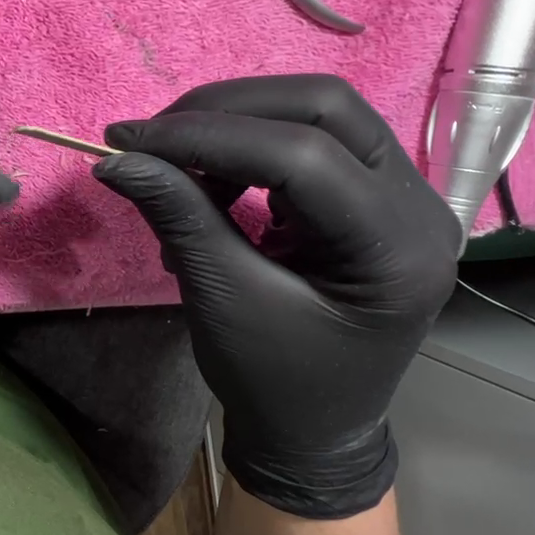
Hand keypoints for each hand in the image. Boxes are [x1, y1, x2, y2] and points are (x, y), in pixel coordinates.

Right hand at [92, 75, 460, 518]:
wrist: (312, 426)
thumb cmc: (272, 377)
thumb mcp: (220, 298)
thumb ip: (177, 217)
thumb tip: (116, 159)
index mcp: (394, 246)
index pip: (299, 154)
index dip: (203, 137)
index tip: (122, 142)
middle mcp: (418, 205)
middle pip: (322, 108)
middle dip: (222, 112)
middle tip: (149, 140)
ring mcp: (401, 195)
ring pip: (317, 113)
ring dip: (232, 125)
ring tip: (175, 168)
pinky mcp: (370, 195)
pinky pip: (310, 139)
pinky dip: (245, 148)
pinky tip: (210, 183)